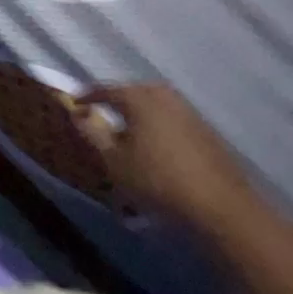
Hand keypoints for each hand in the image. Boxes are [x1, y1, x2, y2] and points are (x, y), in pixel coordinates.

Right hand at [77, 83, 262, 224]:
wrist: (217, 204)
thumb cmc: (155, 179)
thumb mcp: (113, 159)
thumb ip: (92, 132)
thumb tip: (77, 112)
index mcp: (143, 103)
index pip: (110, 90)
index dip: (90, 95)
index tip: (75, 102)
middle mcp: (169, 102)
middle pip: (140, 89)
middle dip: (120, 94)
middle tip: (104, 106)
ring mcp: (192, 116)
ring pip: (161, 100)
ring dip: (142, 106)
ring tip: (128, 122)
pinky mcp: (208, 132)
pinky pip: (176, 115)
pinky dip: (160, 118)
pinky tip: (155, 138)